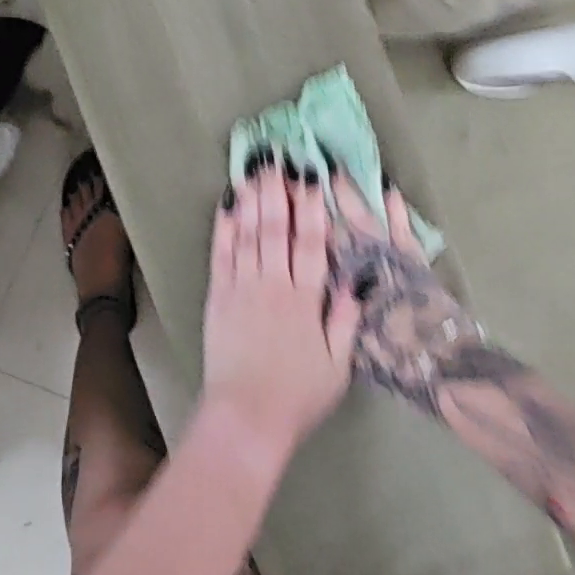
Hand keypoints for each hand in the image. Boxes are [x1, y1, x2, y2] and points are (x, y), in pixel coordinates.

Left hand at [199, 158, 361, 463]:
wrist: (246, 418)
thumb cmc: (297, 395)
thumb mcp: (337, 366)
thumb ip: (345, 320)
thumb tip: (357, 281)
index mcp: (306, 300)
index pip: (311, 243)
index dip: (311, 207)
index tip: (311, 175)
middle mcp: (273, 285)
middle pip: (276, 229)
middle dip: (277, 190)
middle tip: (276, 157)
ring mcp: (241, 289)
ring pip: (247, 235)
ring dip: (250, 200)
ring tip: (252, 169)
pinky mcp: (217, 298)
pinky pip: (221, 256)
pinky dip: (223, 229)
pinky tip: (226, 205)